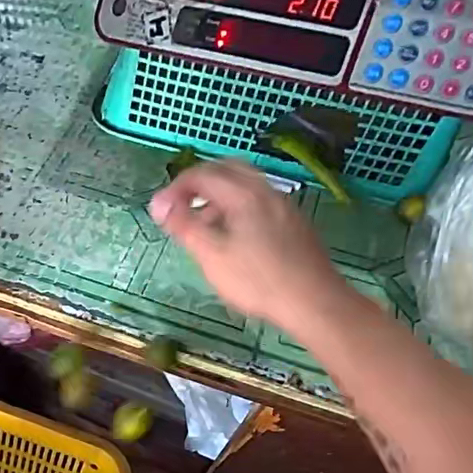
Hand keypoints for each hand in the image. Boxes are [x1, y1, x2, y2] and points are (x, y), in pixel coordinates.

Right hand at [150, 160, 351, 332]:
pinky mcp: (294, 223)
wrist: (313, 302)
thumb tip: (160, 204)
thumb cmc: (257, 280)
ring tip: (203, 226)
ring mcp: (284, 206)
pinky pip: (259, 202)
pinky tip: (233, 237)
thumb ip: (184, 225)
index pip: (202, 174)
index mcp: (243, 194)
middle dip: (198, 184)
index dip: (175, 189)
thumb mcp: (211, 255)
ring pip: (245, 185)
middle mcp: (266, 191)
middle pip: (227, 170)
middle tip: (180, 207)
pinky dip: (237, 207)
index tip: (159, 211)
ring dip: (218, 196)